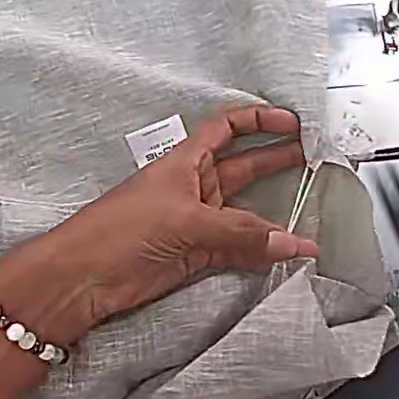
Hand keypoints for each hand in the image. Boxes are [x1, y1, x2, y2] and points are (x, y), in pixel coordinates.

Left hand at [0, 105, 319, 345]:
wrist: (84, 277)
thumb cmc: (121, 230)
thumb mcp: (184, 220)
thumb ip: (241, 233)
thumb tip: (292, 243)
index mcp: (185, 161)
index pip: (227, 128)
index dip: (259, 121)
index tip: (293, 123)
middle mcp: (194, 187)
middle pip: (243, 166)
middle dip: (276, 160)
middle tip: (314, 159)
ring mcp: (197, 221)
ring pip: (245, 213)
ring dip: (274, 215)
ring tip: (310, 213)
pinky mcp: (197, 253)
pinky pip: (238, 248)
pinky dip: (262, 252)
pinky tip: (286, 253)